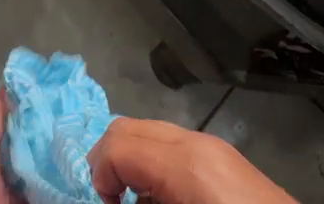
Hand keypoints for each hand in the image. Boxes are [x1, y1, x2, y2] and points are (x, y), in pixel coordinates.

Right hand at [89, 117, 297, 203]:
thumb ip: (140, 203)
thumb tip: (116, 197)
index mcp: (184, 164)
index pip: (116, 144)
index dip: (98, 176)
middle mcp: (195, 142)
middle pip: (128, 128)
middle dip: (109, 163)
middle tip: (112, 201)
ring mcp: (212, 146)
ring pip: (150, 133)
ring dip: (132, 163)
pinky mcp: (224, 157)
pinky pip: (174, 146)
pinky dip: (155, 166)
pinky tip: (165, 200)